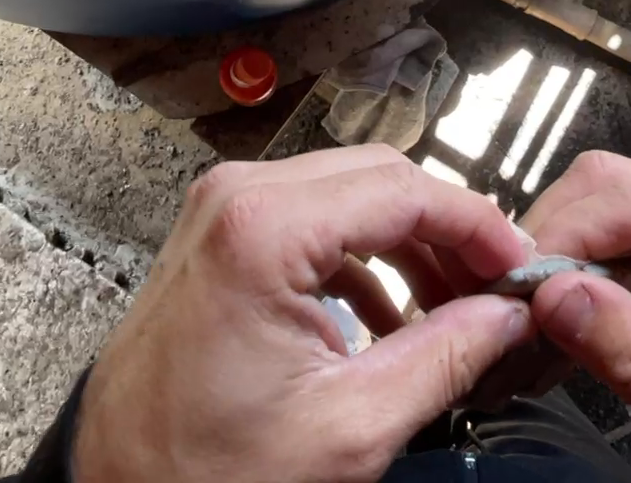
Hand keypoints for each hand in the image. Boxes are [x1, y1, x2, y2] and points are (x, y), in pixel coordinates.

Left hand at [73, 145, 535, 482]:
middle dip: (443, 226)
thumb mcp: (346, 425)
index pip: (402, 191)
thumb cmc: (200, 466)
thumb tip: (502, 316)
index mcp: (264, 229)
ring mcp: (226, 205)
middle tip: (491, 283)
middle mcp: (239, 195)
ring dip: (405, 238)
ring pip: (348, 189)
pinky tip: (387, 310)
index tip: (516, 261)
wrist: (114, 478)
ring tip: (449, 301)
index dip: (475, 223)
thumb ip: (441, 356)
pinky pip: (312, 216)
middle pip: (378, 177)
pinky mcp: (224, 227)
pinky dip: (360, 252)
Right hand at [521, 152, 630, 482]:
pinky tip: (562, 298)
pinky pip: (617, 228)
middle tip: (515, 288)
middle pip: (622, 182)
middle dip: (558, 225)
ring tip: (532, 296)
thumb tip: (550, 293)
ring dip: (561, 237)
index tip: (520, 279)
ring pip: (610, 194)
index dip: (574, 227)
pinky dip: (576, 254)